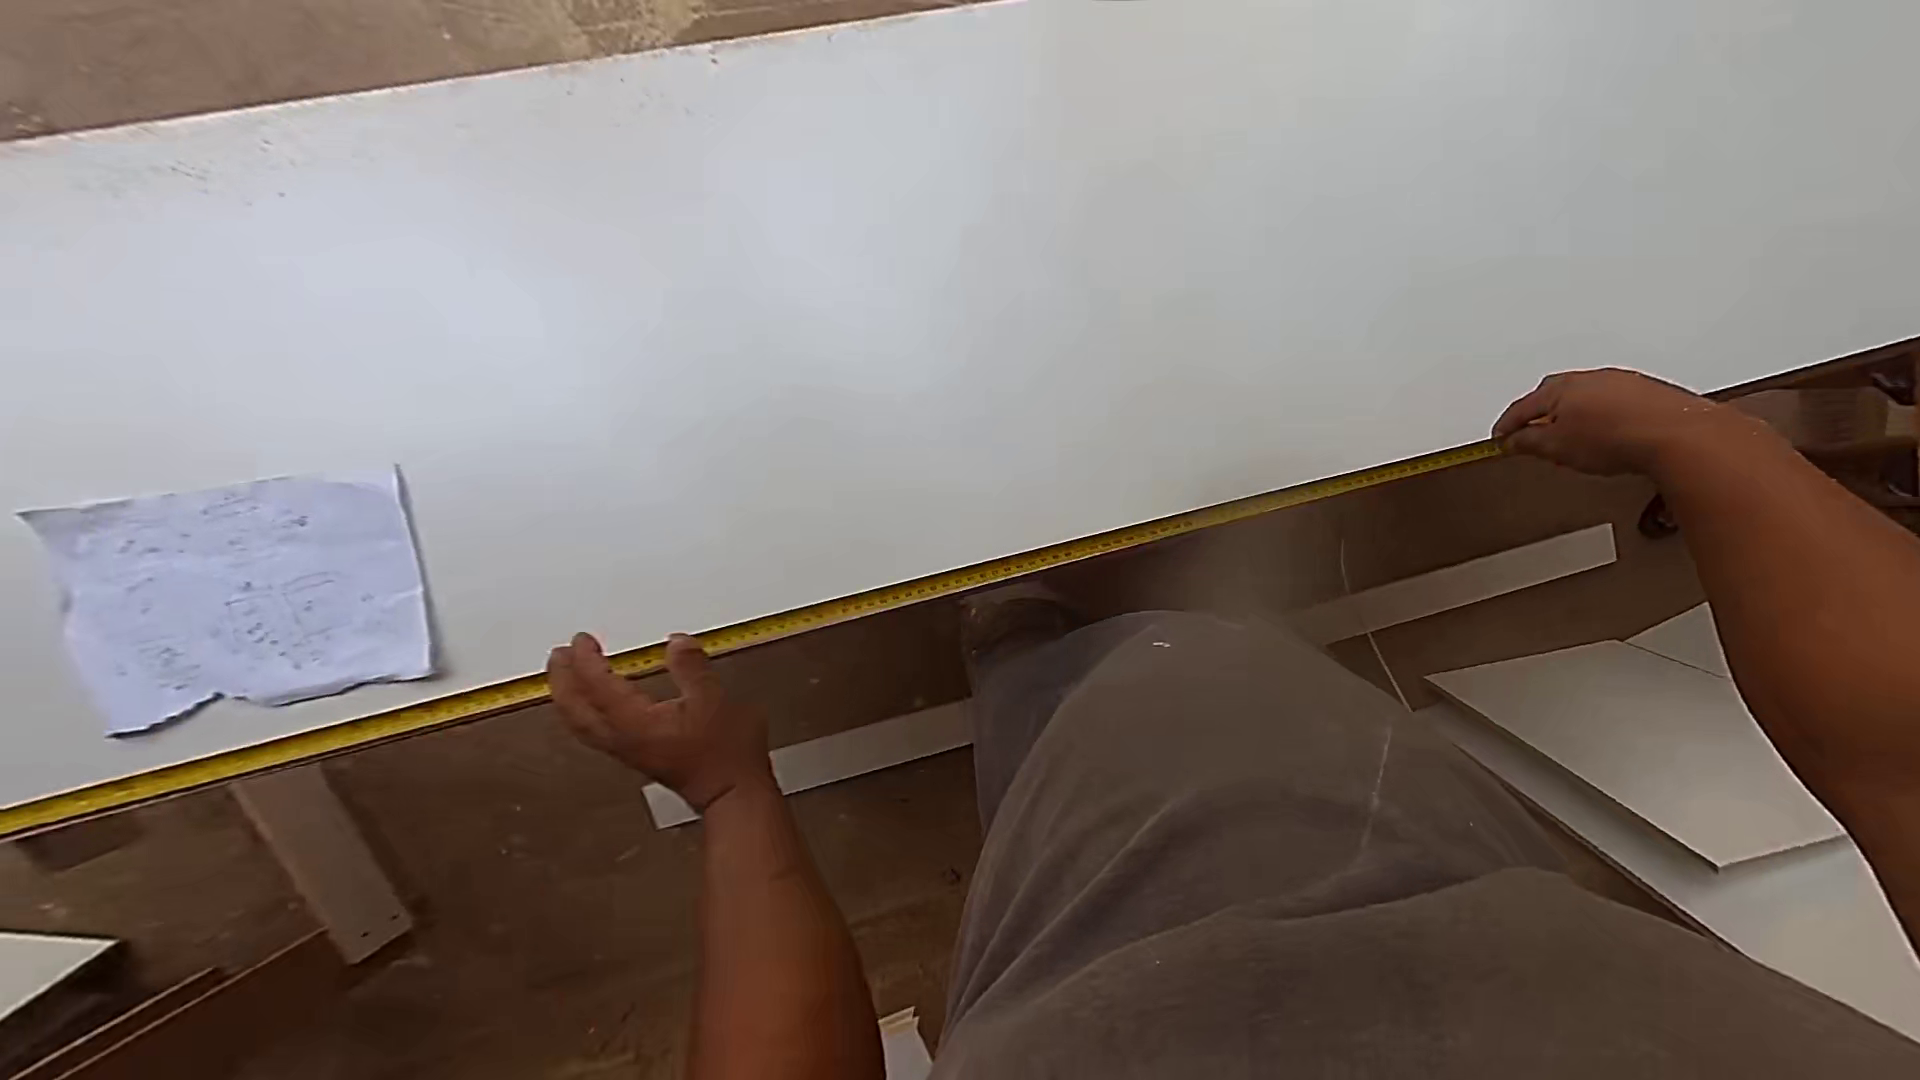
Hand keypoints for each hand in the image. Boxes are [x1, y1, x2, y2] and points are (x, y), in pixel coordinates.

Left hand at [547, 632, 771, 811]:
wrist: (732, 791)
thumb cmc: (724, 749)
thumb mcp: (714, 698)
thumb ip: (692, 668)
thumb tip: (676, 642)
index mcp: (634, 721)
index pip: (597, 685)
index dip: (586, 659)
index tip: (582, 639)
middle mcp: (622, 738)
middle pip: (575, 709)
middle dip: (563, 679)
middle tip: (559, 654)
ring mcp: (627, 750)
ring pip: (580, 723)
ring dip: (568, 696)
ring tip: (567, 676)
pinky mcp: (637, 755)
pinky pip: (594, 730)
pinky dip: (584, 711)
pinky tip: (595, 705)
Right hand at [1492, 367, 1743, 475]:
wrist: (1680, 438)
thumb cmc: (1617, 438)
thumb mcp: (1553, 448)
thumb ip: (1526, 442)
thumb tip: (1515, 440)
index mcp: (1561, 387)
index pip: (1521, 407)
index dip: (1506, 426)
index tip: (1500, 439)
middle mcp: (1592, 378)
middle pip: (1552, 396)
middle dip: (1539, 415)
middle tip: (1532, 435)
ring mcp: (1624, 382)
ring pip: (1585, 397)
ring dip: (1572, 415)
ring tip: (1571, 439)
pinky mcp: (1651, 393)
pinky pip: (1613, 402)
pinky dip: (1601, 416)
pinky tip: (1604, 435)